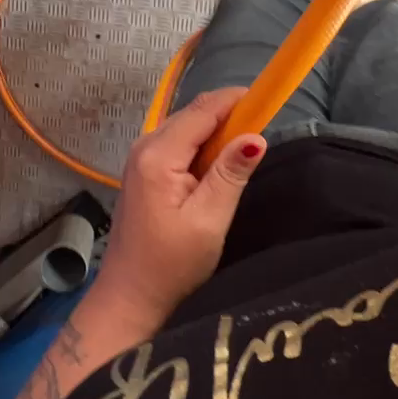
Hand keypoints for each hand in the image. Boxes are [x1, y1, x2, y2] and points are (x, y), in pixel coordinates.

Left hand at [90, 86, 266, 325]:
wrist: (129, 298)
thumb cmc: (170, 266)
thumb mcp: (208, 221)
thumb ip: (230, 174)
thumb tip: (256, 136)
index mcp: (158, 154)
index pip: (203, 109)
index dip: (236, 100)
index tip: (268, 102)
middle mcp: (144, 145)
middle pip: (194, 113)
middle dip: (228, 116)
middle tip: (259, 134)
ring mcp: (140, 155)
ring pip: (186, 126)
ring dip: (215, 132)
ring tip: (240, 154)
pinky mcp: (143, 168)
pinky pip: (178, 142)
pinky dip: (201, 146)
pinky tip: (215, 168)